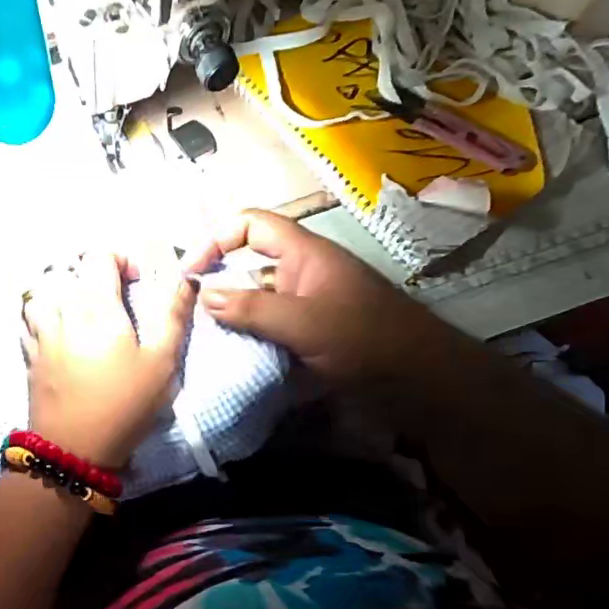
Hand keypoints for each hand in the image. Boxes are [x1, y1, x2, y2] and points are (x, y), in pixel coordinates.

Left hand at [21, 252, 195, 467]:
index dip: (120, 261)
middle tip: (111, 297)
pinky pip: (27, 316)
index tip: (135, 284)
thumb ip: (173, 315)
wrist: (73, 448)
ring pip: (41, 288)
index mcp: (95, 304)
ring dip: (61, 289)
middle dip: (90, 273)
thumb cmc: (124, 403)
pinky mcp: (28, 353)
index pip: (98, 256)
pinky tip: (58, 329)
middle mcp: (60, 308)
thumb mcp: (162, 361)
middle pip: (66, 268)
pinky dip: (41, 311)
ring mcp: (38, 330)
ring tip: (81, 309)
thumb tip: (186, 278)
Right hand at [186, 210, 467, 386]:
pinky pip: (272, 331)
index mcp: (305, 254)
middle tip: (187, 314)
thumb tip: (203, 295)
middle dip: (218, 285)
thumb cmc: (367, 341)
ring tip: (201, 341)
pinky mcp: (312, 338)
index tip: (191, 272)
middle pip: (249, 266)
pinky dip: (251, 341)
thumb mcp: (306, 323)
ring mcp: (308, 308)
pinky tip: (231, 360)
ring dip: (232, 318)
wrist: (420, 383)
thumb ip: (254, 309)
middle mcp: (303, 275)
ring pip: (258, 303)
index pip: (252, 225)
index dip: (217, 239)